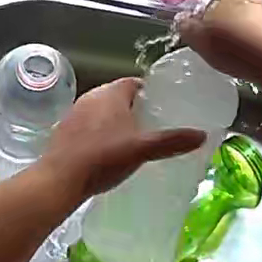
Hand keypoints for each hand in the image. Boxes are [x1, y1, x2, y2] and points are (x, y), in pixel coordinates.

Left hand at [39, 78, 205, 198]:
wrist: (60, 179)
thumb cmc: (104, 158)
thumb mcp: (142, 150)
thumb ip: (172, 141)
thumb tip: (202, 135)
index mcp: (111, 93)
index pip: (135, 82)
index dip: (150, 92)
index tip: (163, 107)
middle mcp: (92, 96)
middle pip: (118, 95)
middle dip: (135, 107)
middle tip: (152, 125)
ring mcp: (76, 111)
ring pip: (102, 109)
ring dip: (116, 119)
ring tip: (134, 139)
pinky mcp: (65, 128)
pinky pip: (89, 123)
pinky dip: (101, 131)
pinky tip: (108, 150)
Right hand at [176, 0, 261, 83]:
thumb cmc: (240, 51)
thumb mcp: (201, 41)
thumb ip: (188, 27)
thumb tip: (182, 20)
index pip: (208, 4)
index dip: (203, 21)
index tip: (202, 36)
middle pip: (233, 9)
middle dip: (228, 24)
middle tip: (224, 46)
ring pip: (255, 18)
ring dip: (250, 31)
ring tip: (245, 54)